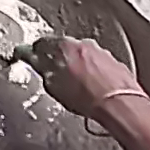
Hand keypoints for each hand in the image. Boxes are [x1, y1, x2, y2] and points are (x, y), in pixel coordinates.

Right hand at [27, 36, 149, 120]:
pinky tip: (91, 88)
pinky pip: (98, 66)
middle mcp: (83, 44)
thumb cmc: (86, 96)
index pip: (41, 43)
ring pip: (82, 56)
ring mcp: (101, 53)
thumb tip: (31, 58)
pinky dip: (93, 73)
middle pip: (63, 48)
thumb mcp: (52, 85)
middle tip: (53, 75)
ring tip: (74, 86)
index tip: (30, 58)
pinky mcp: (115, 64)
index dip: (33, 53)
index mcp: (63, 45)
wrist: (120, 105)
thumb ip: (40, 68)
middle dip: (57, 59)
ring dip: (77, 66)